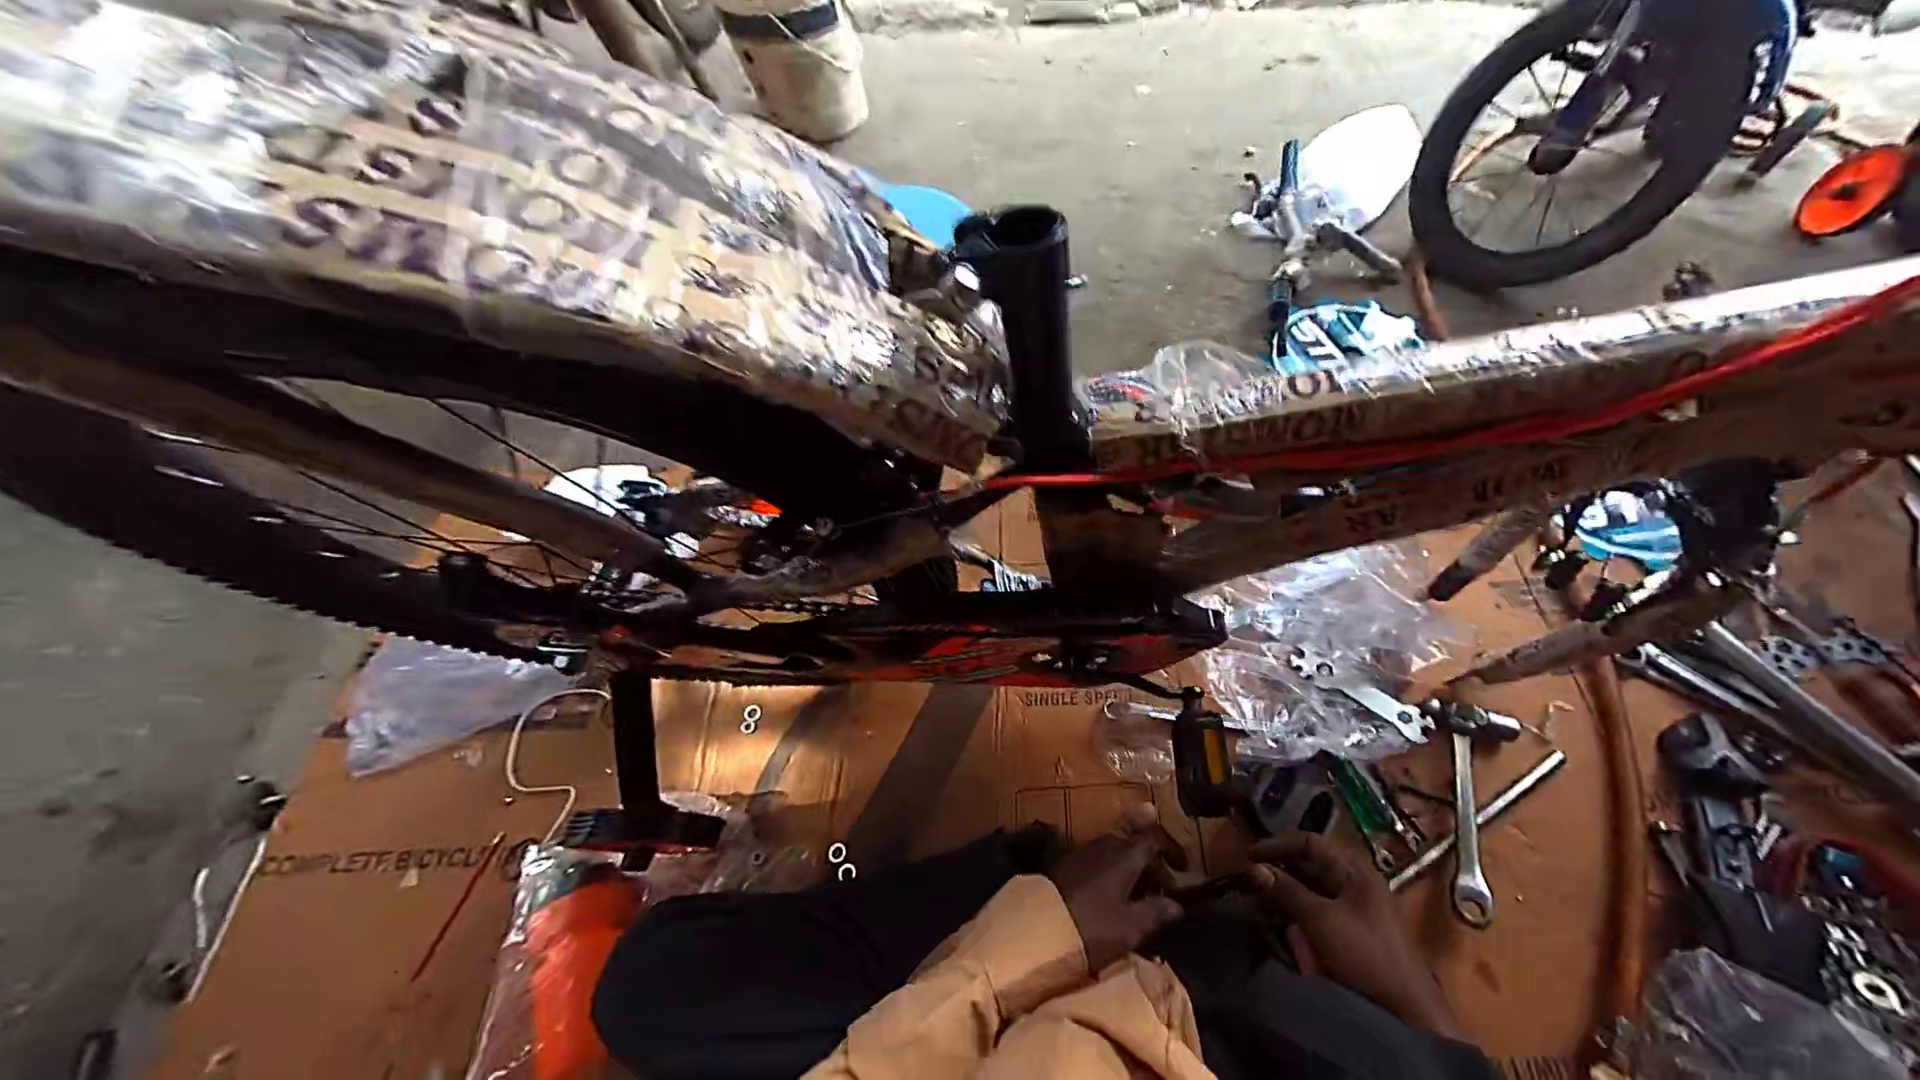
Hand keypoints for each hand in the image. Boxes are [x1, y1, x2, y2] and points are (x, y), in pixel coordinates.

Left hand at [1049, 804, 1187, 971]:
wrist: (1039, 927)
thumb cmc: (1092, 926)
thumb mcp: (1130, 926)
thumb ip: (1156, 912)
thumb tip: (1177, 904)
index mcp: (1125, 854)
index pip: (1154, 837)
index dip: (1172, 848)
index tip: (1185, 868)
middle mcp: (1105, 844)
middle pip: (1134, 841)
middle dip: (1152, 859)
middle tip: (1164, 885)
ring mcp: (1084, 851)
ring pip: (1116, 849)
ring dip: (1132, 865)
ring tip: (1141, 894)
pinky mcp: (1069, 863)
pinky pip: (1100, 858)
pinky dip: (1114, 869)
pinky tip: (1115, 894)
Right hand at [1248, 832, 1461, 1038]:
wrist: (1407, 1009)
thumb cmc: (1366, 954)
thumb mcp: (1320, 920)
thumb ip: (1286, 890)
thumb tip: (1253, 867)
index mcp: (1354, 870)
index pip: (1309, 841)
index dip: (1277, 844)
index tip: (1250, 855)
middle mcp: (1355, 881)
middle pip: (1309, 862)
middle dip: (1279, 867)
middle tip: (1251, 876)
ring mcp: (1355, 904)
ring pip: (1311, 885)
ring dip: (1285, 889)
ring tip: (1259, 897)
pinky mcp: (1352, 926)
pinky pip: (1317, 906)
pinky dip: (1295, 906)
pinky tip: (1278, 916)